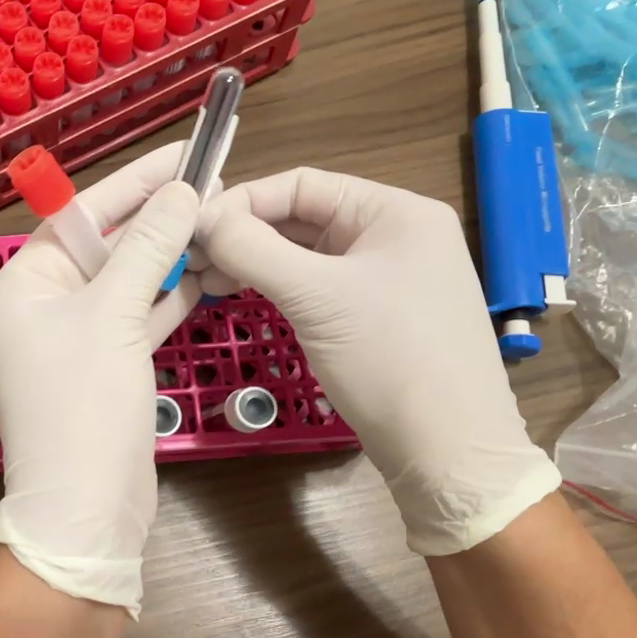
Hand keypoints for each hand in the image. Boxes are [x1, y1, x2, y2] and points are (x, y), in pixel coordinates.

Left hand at [0, 143, 201, 616]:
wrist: (86, 512)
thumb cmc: (83, 407)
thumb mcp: (114, 317)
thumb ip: (147, 248)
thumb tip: (182, 191)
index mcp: (24, 284)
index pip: (82, 214)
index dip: (135, 182)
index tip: (185, 154)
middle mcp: (42, 305)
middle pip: (107, 244)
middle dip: (157, 218)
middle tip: (215, 186)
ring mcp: (74, 337)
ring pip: (127, 280)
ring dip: (170, 255)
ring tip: (221, 221)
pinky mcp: (105, 364)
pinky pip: (138, 315)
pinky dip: (169, 296)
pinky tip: (208, 271)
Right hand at [197, 169, 560, 555]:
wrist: (447, 453)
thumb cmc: (389, 359)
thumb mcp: (314, 297)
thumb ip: (252, 248)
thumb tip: (200, 219)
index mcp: (395, 212)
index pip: (302, 184)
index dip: (242, 201)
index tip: (190, 228)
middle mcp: (394, 235)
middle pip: (302, 217)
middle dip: (243, 234)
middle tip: (190, 259)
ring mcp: (386, 278)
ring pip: (304, 254)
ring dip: (253, 262)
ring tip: (204, 281)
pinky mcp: (375, 316)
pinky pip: (315, 287)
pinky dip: (275, 288)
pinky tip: (239, 296)